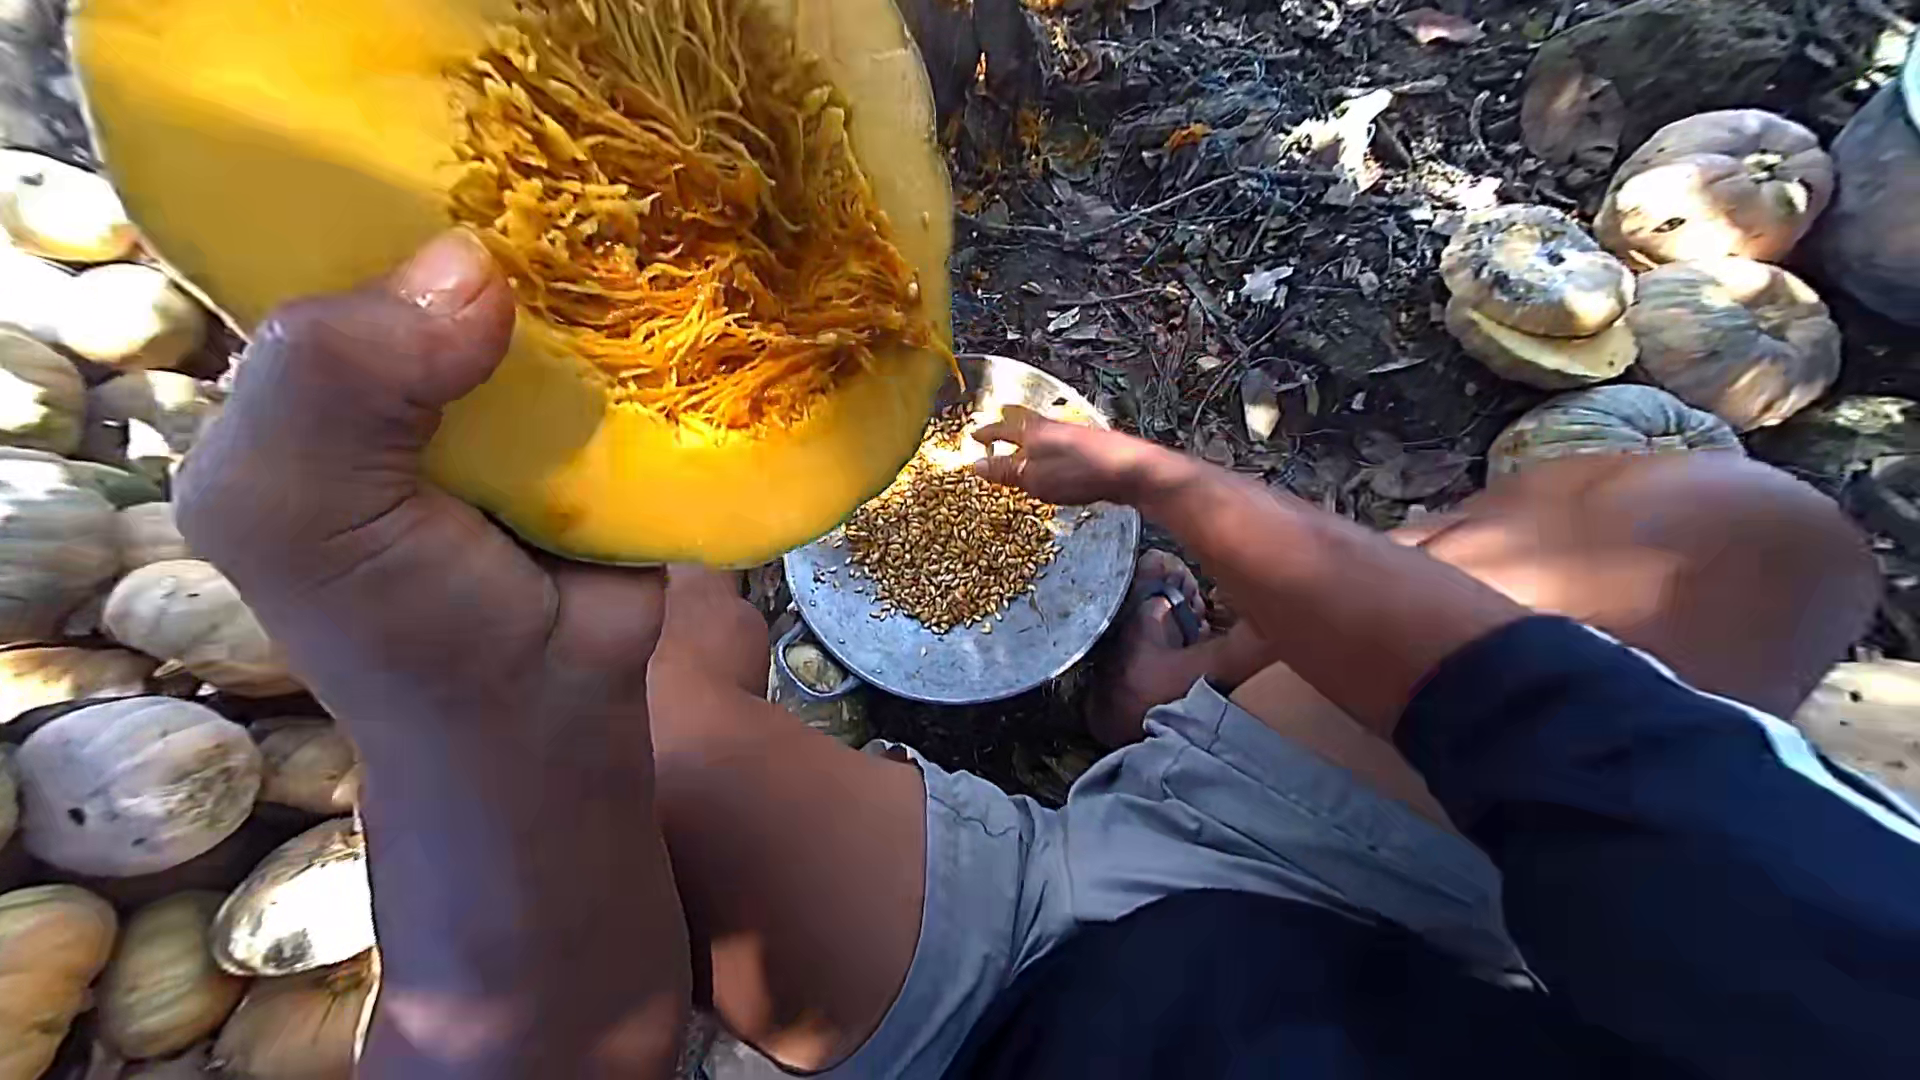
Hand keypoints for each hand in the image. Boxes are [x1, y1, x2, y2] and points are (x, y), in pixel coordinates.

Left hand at [176, 230, 687, 1075]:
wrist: (545, 704)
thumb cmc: (408, 624)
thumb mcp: (301, 508)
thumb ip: (338, 383)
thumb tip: (473, 268)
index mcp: (341, 373)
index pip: (355, 242)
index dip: (401, 187)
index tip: (483, 132)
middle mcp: (446, 376)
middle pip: (485, 269)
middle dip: (532, 226)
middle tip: (600, 161)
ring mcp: (546, 408)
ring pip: (577, 320)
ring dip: (615, 283)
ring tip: (667, 214)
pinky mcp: (625, 440)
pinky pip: (644, 377)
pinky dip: (669, 347)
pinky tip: (703, 304)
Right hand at [971, 404, 1176, 505]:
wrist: (1131, 470)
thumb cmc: (1077, 472)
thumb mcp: (1033, 477)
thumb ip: (1004, 471)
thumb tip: (974, 466)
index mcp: (1033, 431)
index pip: (1002, 429)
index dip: (987, 434)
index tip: (973, 435)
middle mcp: (1052, 427)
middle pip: (1024, 423)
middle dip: (1009, 427)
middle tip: (997, 430)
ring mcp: (1074, 435)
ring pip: (1044, 432)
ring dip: (1030, 438)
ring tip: (1022, 447)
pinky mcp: (1092, 447)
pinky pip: (1061, 444)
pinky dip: (1049, 449)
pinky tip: (1055, 459)